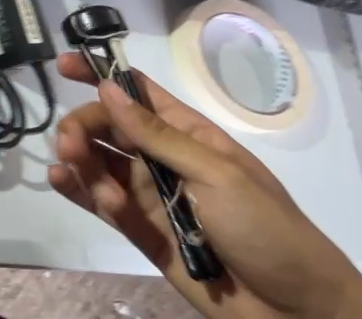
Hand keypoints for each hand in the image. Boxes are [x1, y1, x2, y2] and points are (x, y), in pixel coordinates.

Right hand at [48, 54, 361, 318]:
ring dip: (79, 159)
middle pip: (107, 126)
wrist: (299, 314)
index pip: (136, 92)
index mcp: (187, 135)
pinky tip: (64, 182)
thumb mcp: (217, 176)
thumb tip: (107, 88)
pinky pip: (98, 201)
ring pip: (97, 162)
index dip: (100, 74)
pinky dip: (76, 189)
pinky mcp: (139, 229)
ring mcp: (149, 194)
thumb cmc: (268, 230)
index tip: (63, 67)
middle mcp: (161, 158)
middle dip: (82, 126)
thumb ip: (157, 135)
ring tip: (75, 171)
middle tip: (70, 144)